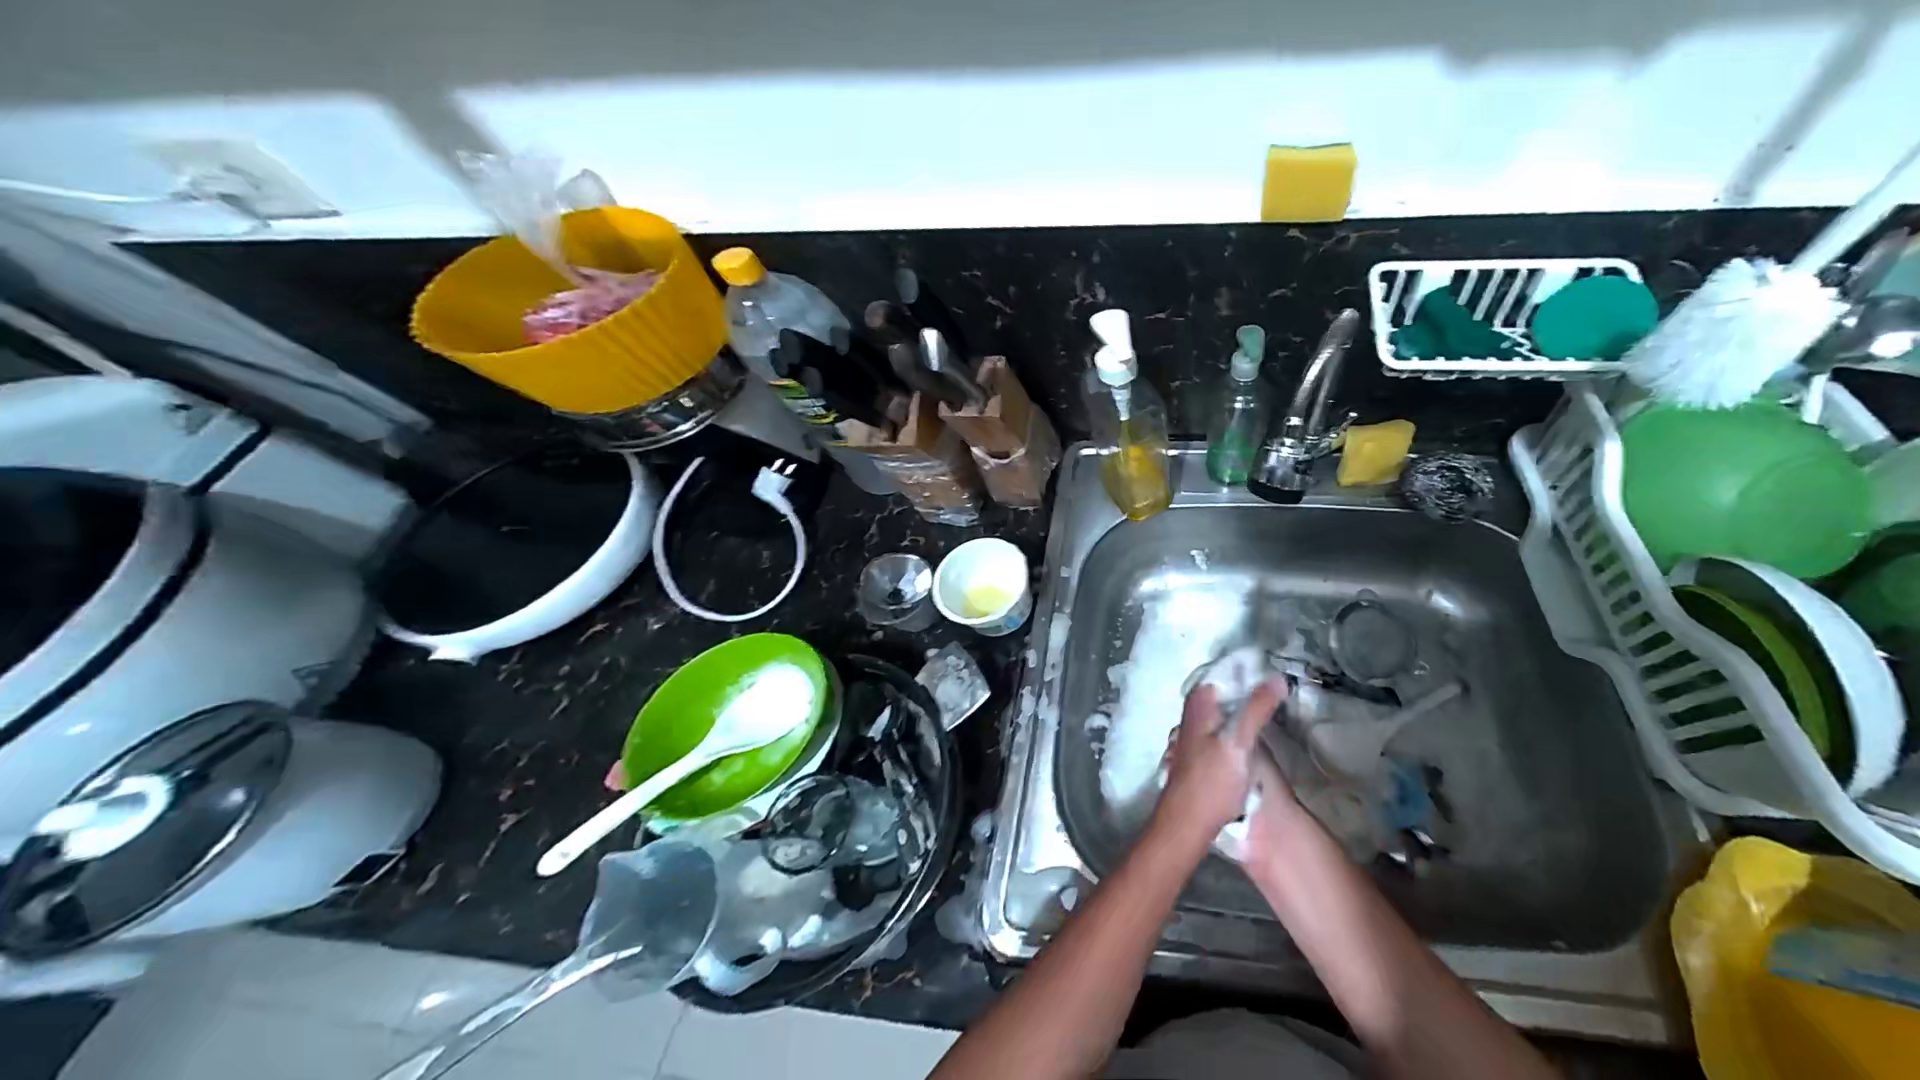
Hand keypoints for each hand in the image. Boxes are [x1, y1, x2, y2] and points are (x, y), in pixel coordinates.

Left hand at [1154, 678, 1289, 846]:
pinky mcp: (1202, 755)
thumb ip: (1256, 708)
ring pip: (1222, 712)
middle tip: (1276, 685)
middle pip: (1221, 692)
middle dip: (1245, 686)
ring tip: (1271, 705)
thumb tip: (1277, 677)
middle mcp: (1192, 716)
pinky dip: (1238, 725)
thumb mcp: (1239, 741)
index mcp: (1198, 706)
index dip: (1241, 668)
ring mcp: (1195, 736)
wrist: (1188, 820)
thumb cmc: (1211, 779)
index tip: (1267, 665)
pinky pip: (1222, 729)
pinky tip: (1254, 734)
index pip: (1218, 674)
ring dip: (1243, 707)